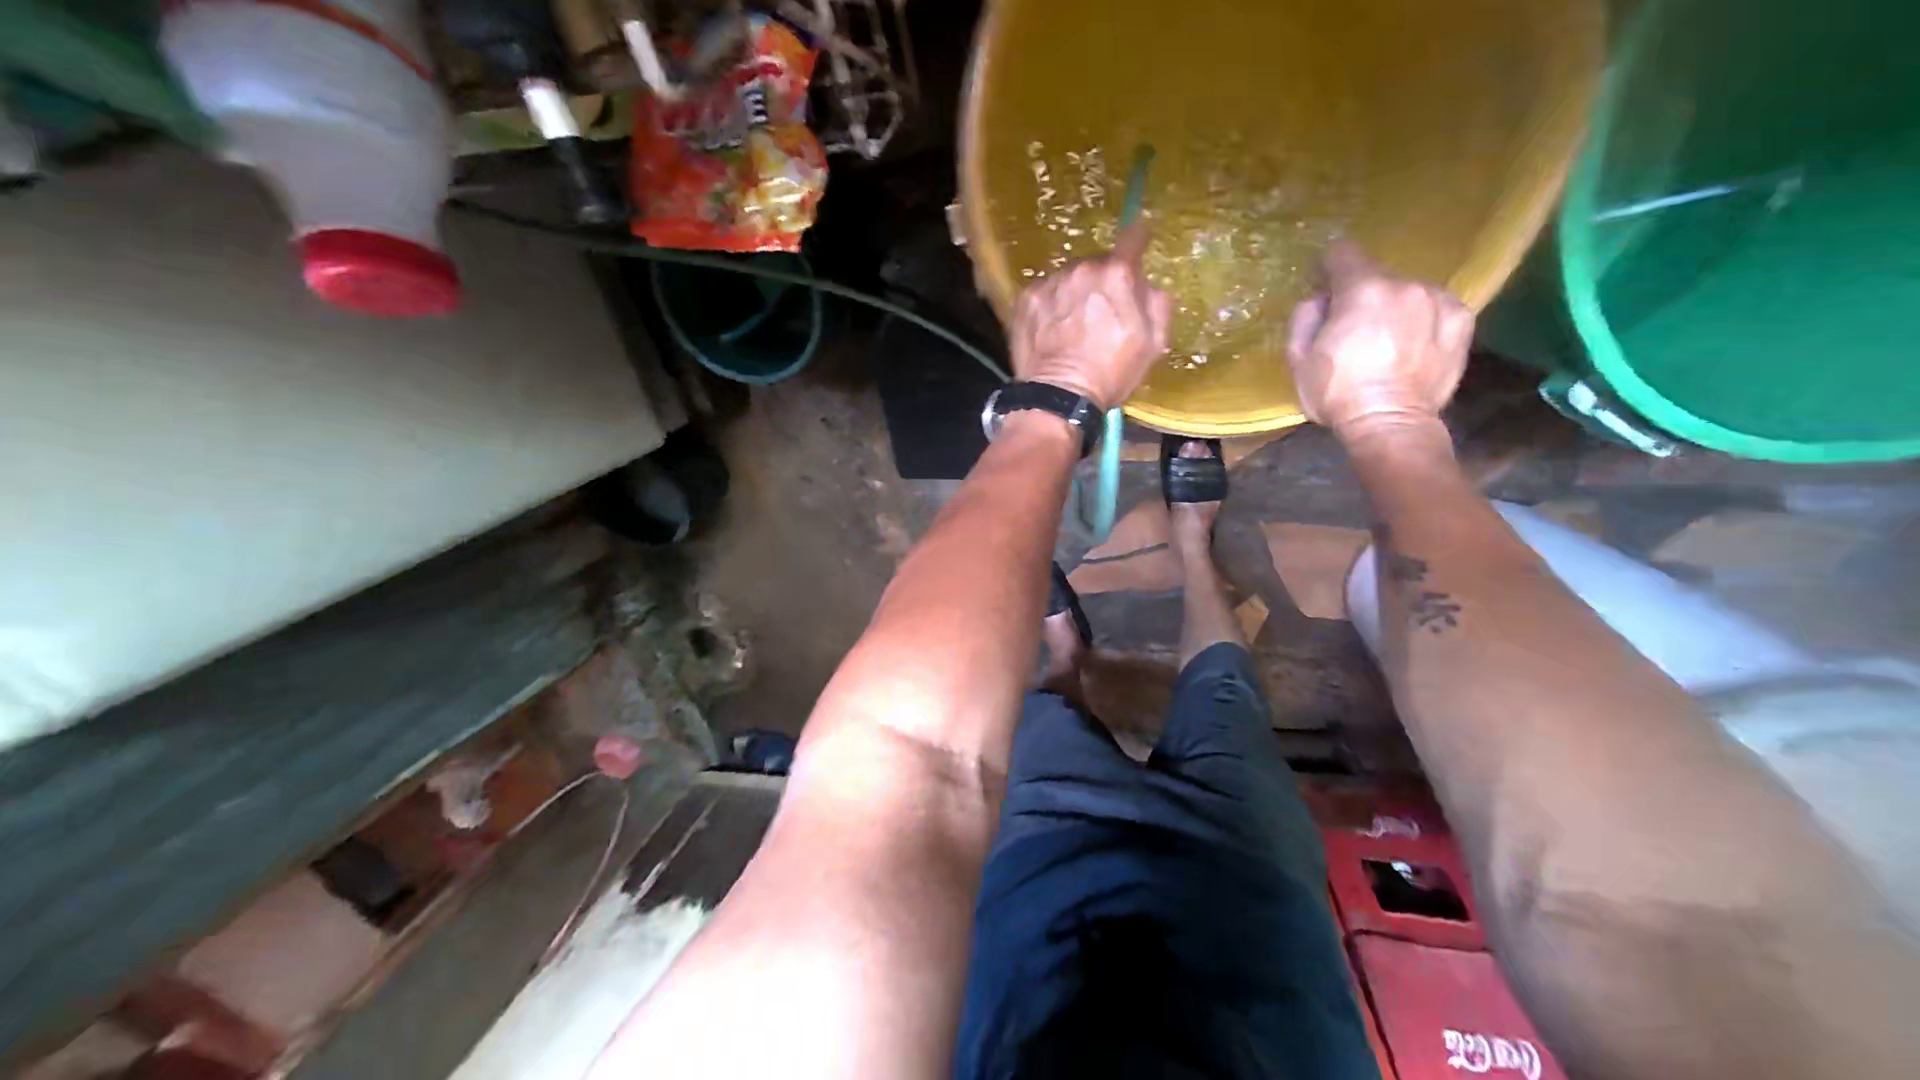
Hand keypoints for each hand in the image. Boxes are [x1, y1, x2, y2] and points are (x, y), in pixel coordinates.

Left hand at [1010, 224, 1172, 409]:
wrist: (1059, 395)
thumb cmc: (1111, 372)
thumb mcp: (1153, 342)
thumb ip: (1156, 302)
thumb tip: (1145, 284)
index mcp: (1116, 274)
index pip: (1132, 239)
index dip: (1137, 240)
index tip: (1138, 242)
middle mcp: (1081, 269)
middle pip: (1096, 264)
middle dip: (1101, 281)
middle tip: (1100, 312)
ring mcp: (1050, 282)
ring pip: (1068, 278)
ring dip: (1073, 293)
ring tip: (1072, 324)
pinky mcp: (1025, 299)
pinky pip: (1044, 293)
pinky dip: (1049, 306)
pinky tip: (1051, 329)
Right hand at [1285, 240, 1473, 440]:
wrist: (1390, 423)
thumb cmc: (1337, 393)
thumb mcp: (1299, 359)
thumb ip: (1304, 318)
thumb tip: (1320, 300)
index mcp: (1362, 290)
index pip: (1343, 252)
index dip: (1328, 266)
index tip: (1323, 283)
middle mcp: (1405, 284)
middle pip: (1377, 276)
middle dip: (1361, 296)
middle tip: (1354, 330)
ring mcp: (1438, 299)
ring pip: (1407, 292)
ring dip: (1394, 307)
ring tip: (1387, 341)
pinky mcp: (1462, 318)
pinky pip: (1434, 307)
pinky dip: (1422, 319)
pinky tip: (1412, 345)